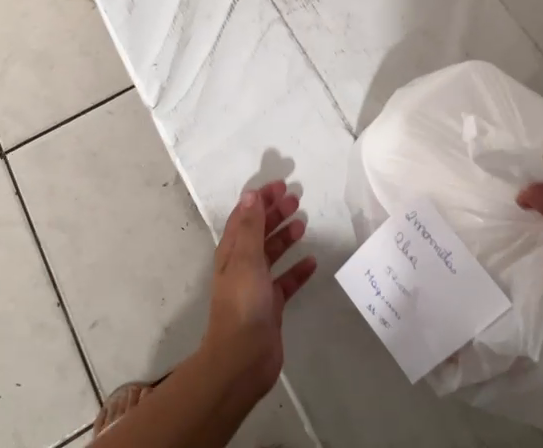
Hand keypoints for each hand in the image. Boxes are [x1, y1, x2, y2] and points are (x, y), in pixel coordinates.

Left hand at [201, 180, 316, 396]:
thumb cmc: (242, 303)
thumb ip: (250, 227)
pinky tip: (312, 262)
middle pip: (259, 232)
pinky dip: (297, 270)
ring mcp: (256, 286)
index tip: (280, 185)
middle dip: (274, 213)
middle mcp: (242, 265)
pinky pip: (286, 281)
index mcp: (231, 251)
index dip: (260, 199)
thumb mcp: (245, 258)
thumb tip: (251, 194)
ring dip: (285, 237)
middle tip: (296, 199)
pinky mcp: (271, 306)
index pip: (244, 216)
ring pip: (272, 254)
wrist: (243, 358)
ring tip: (303, 224)